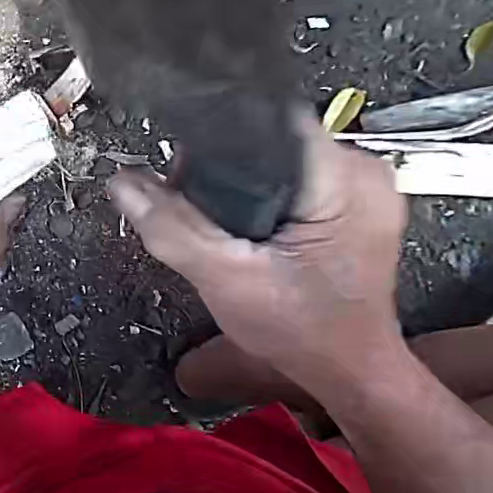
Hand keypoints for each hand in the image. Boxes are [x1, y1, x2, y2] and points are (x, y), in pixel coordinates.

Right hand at [108, 117, 408, 390]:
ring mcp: (367, 187)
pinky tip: (252, 225)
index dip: (218, 138)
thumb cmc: (302, 334)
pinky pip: (300, 176)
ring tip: (227, 222)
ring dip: (247, 180)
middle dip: (228, 166)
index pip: (269, 122)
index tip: (185, 170)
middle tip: (201, 207)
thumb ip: (172, 229)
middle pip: (275, 137)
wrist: (348, 370)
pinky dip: (268, 194)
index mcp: (344, 181)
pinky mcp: (359, 202)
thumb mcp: (225, 281)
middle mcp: (365, 173)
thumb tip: (125, 183)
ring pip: (284, 156)